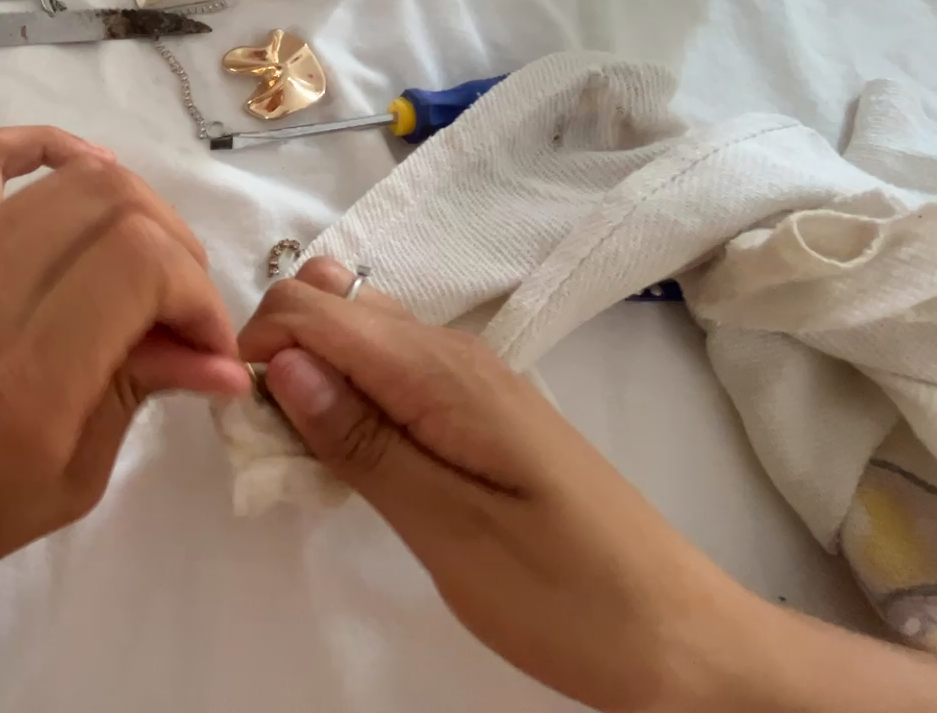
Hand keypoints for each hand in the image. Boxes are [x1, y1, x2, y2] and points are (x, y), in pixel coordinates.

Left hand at [0, 128, 249, 608]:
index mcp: (30, 378)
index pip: (141, 265)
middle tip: (180, 306)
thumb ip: (142, 393)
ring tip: (147, 258)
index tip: (205, 345)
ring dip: (136, 207)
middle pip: (115, 205)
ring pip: (72, 177)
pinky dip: (47, 144)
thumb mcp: (72, 481)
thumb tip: (222, 359)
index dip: (197, 294)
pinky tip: (87, 169)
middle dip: (177, 250)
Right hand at [236, 257, 770, 712]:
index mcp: (438, 372)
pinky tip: (354, 444)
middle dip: (278, 346)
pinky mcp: (466, 397)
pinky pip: (379, 359)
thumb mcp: (448, 531)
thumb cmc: (563, 594)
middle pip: (327, 297)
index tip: (253, 416)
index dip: (261, 344)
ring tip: (310, 442)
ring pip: (351, 323)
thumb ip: (359, 440)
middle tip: (279, 434)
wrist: (683, 639)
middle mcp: (447, 350)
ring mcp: (460, 370)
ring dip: (307, 364)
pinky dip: (342, 384)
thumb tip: (283, 363)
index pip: (313, 307)